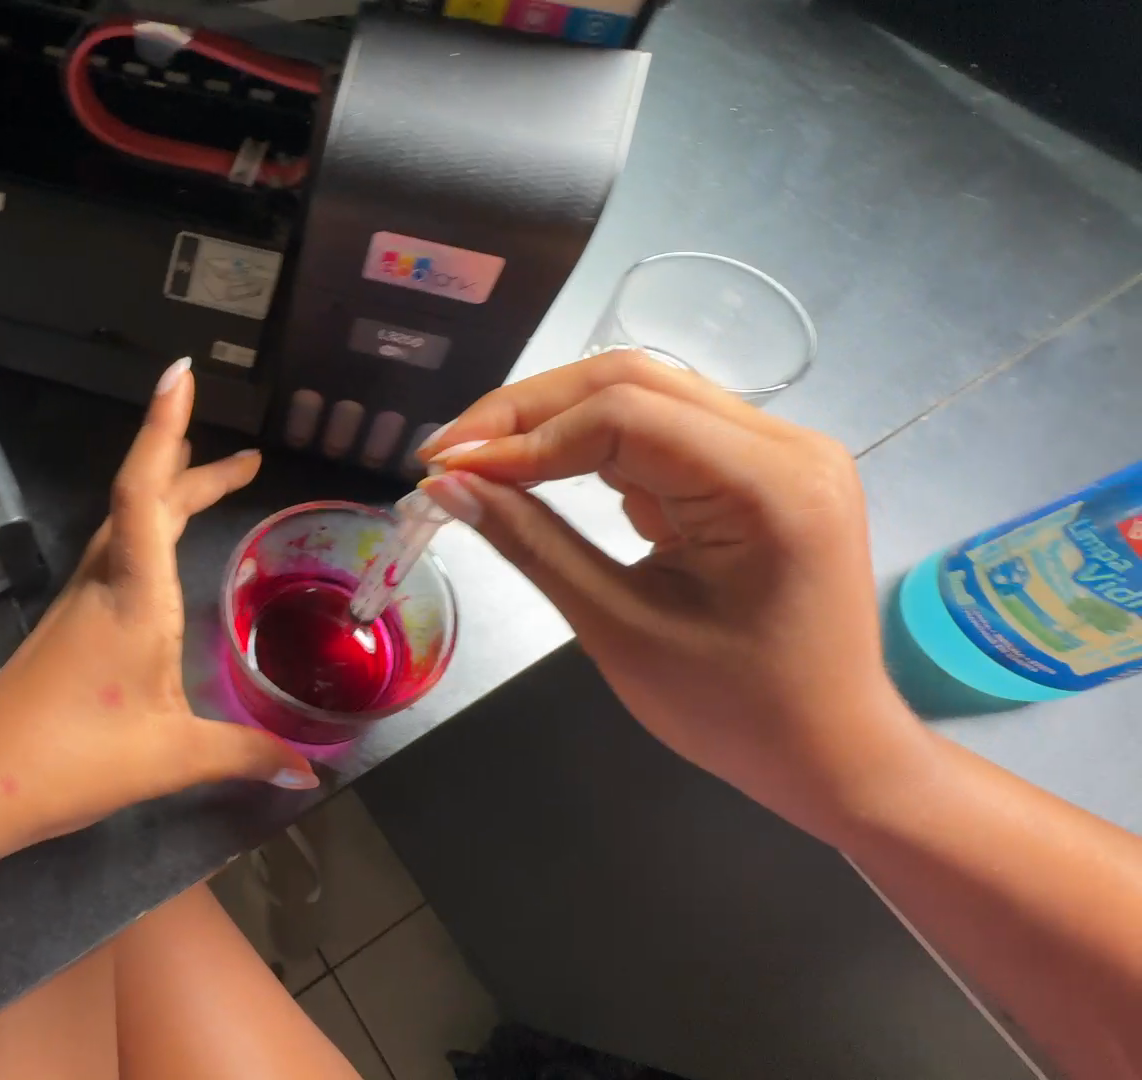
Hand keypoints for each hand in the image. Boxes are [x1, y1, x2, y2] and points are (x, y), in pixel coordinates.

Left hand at [0, 358, 317, 864]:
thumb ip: (246, 755)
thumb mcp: (171, 758)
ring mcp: (78, 602)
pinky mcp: (67, 625)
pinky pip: (114, 556)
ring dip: (168, 497)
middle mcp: (102, 584)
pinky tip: (162, 562)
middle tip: (248, 460)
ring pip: (126, 526)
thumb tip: (312, 776)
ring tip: (211, 485)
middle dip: (192, 467)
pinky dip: (147, 534)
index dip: (162, 429)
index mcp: (132, 597)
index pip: (145, 492)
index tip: (179, 373)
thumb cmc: (72, 762)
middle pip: (143, 500)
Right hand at [416, 350, 930, 831]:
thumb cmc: (731, 709)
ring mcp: (769, 450)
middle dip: (523, 412)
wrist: (828, 752)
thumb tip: (446, 486)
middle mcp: (782, 444)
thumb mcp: (615, 627)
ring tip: (476, 461)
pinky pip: (646, 430)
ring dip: (545, 421)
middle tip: (447, 454)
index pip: (622, 417)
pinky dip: (577, 445)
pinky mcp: (744, 467)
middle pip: (628, 381)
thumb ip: (530, 543)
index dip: (520, 438)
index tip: (443, 471)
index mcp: (770, 486)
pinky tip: (532, 473)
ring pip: (634, 394)